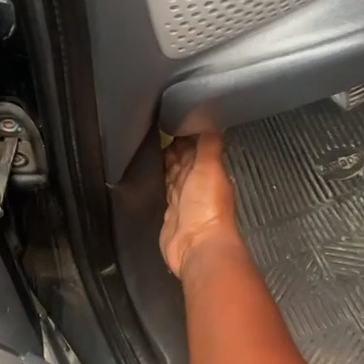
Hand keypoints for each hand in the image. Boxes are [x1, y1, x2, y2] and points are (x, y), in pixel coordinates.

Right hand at [160, 131, 242, 276]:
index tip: (172, 118)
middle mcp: (197, 183)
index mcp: (210, 170)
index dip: (185, 133)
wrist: (197, 245)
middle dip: (171, 146)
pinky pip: (163, 192)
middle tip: (156, 130)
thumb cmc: (208, 208)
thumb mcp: (211, 166)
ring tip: (149, 148)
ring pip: (172, 174)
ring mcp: (182, 199)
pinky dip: (157, 181)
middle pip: (182, 159)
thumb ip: (210, 142)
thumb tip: (214, 118)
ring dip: (163, 162)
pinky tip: (148, 175)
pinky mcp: (169, 212)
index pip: (196, 146)